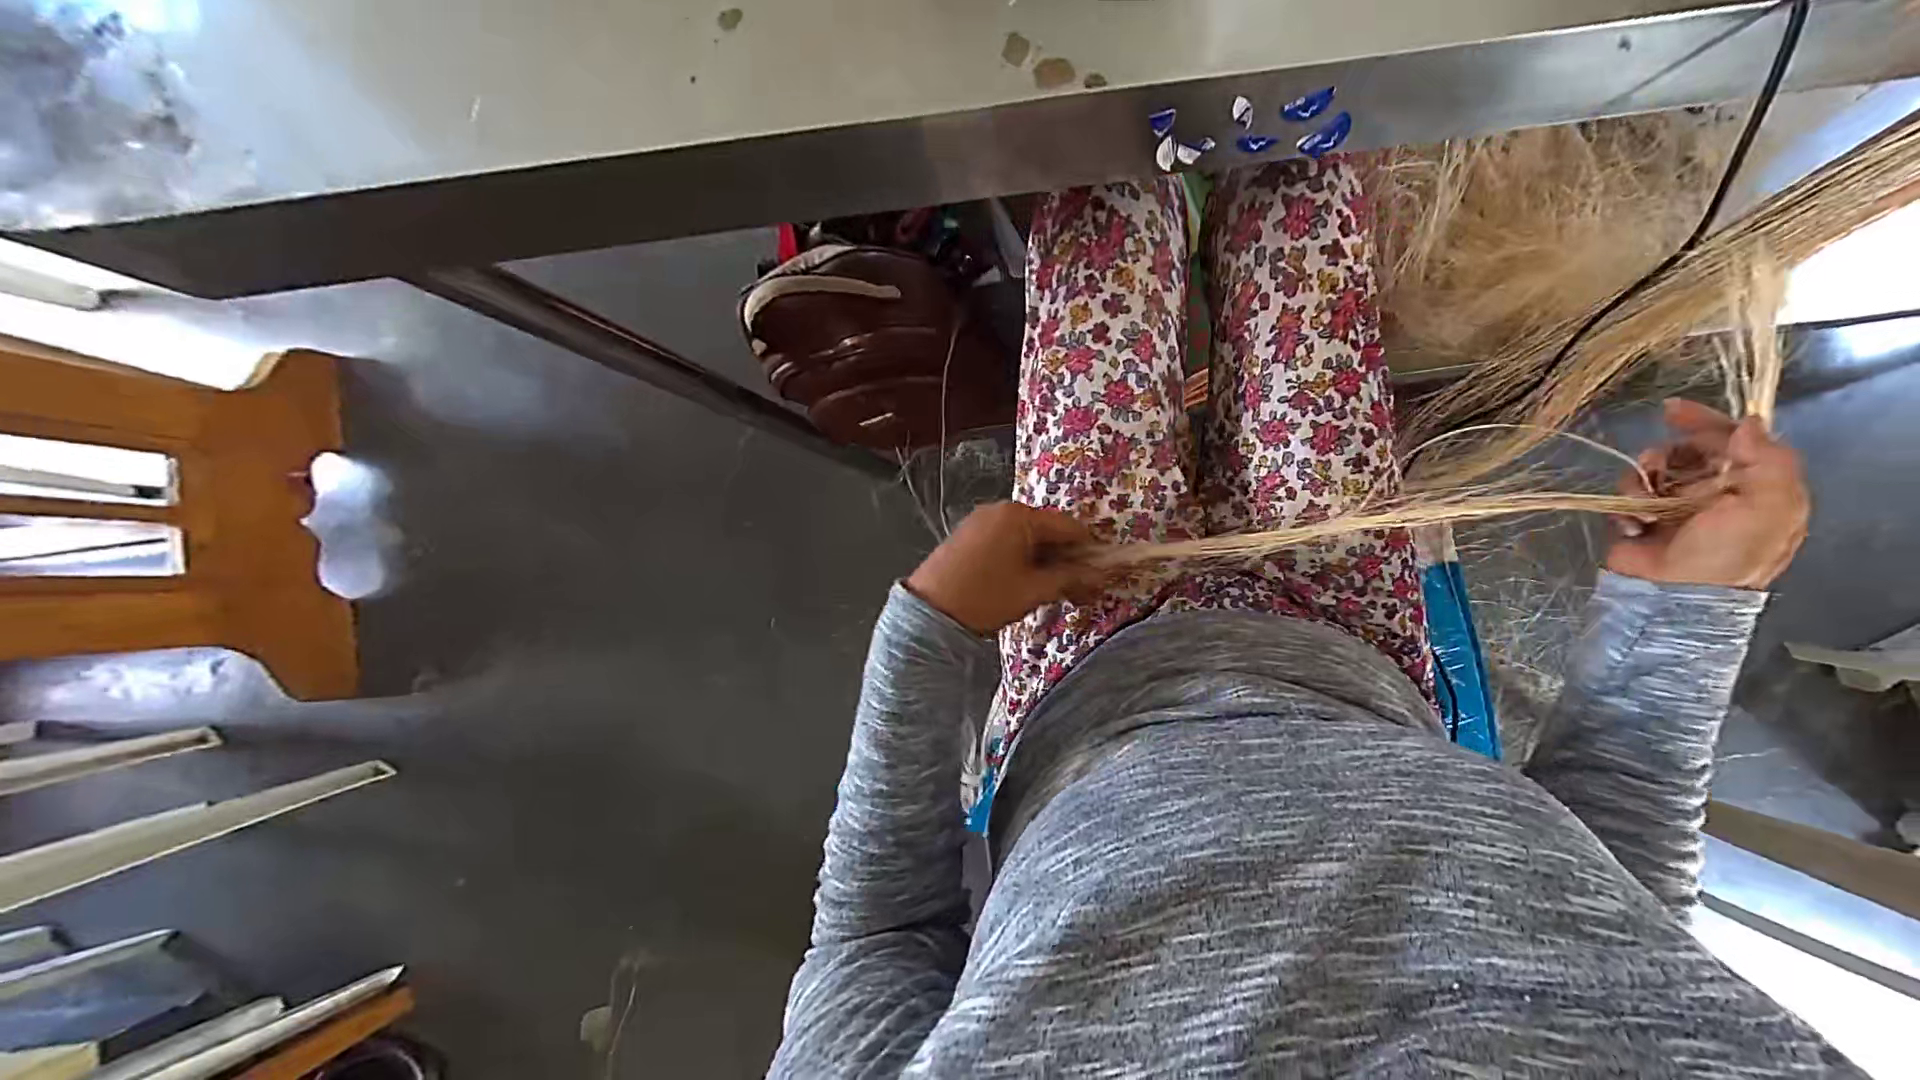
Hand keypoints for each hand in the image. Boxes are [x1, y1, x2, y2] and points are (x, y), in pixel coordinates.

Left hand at [905, 502, 1109, 633]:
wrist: (928, 613)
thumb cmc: (985, 598)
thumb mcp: (1033, 590)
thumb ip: (1070, 579)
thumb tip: (1100, 577)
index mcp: (1019, 516)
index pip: (1068, 526)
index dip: (1089, 550)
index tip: (1101, 573)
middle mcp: (1000, 509)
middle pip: (1046, 529)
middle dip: (1065, 557)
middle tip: (1079, 587)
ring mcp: (980, 520)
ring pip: (1025, 536)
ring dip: (1043, 559)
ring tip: (1052, 589)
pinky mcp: (967, 535)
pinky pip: (1005, 540)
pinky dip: (1020, 557)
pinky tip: (1024, 582)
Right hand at [1607, 399, 1808, 589]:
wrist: (1674, 593)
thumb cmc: (1726, 552)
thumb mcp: (1765, 507)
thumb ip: (1768, 461)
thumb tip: (1748, 423)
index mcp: (1756, 485)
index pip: (1733, 440)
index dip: (1704, 422)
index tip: (1670, 410)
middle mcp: (1716, 490)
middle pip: (1685, 452)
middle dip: (1664, 457)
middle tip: (1654, 470)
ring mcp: (1675, 505)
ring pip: (1650, 471)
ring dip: (1640, 484)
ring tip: (1643, 508)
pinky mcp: (1640, 517)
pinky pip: (1625, 496)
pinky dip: (1625, 506)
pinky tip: (1633, 524)